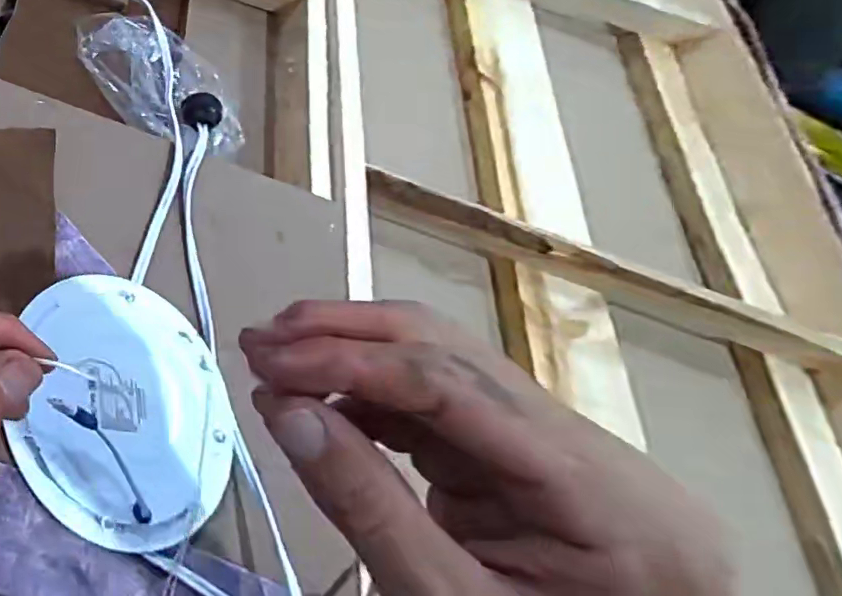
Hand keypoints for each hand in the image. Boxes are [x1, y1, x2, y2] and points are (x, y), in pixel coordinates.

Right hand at [241, 301, 730, 595]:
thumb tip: (282, 408)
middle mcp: (564, 430)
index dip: (344, 362)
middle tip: (260, 342)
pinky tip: (322, 404)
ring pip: (427, 354)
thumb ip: (366, 507)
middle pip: (436, 343)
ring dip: (346, 349)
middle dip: (338, 333)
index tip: (264, 364)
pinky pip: (426, 394)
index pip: (442, 380)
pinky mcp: (507, 441)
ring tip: (277, 361)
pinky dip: (365, 389)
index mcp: (581, 478)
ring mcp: (537, 429)